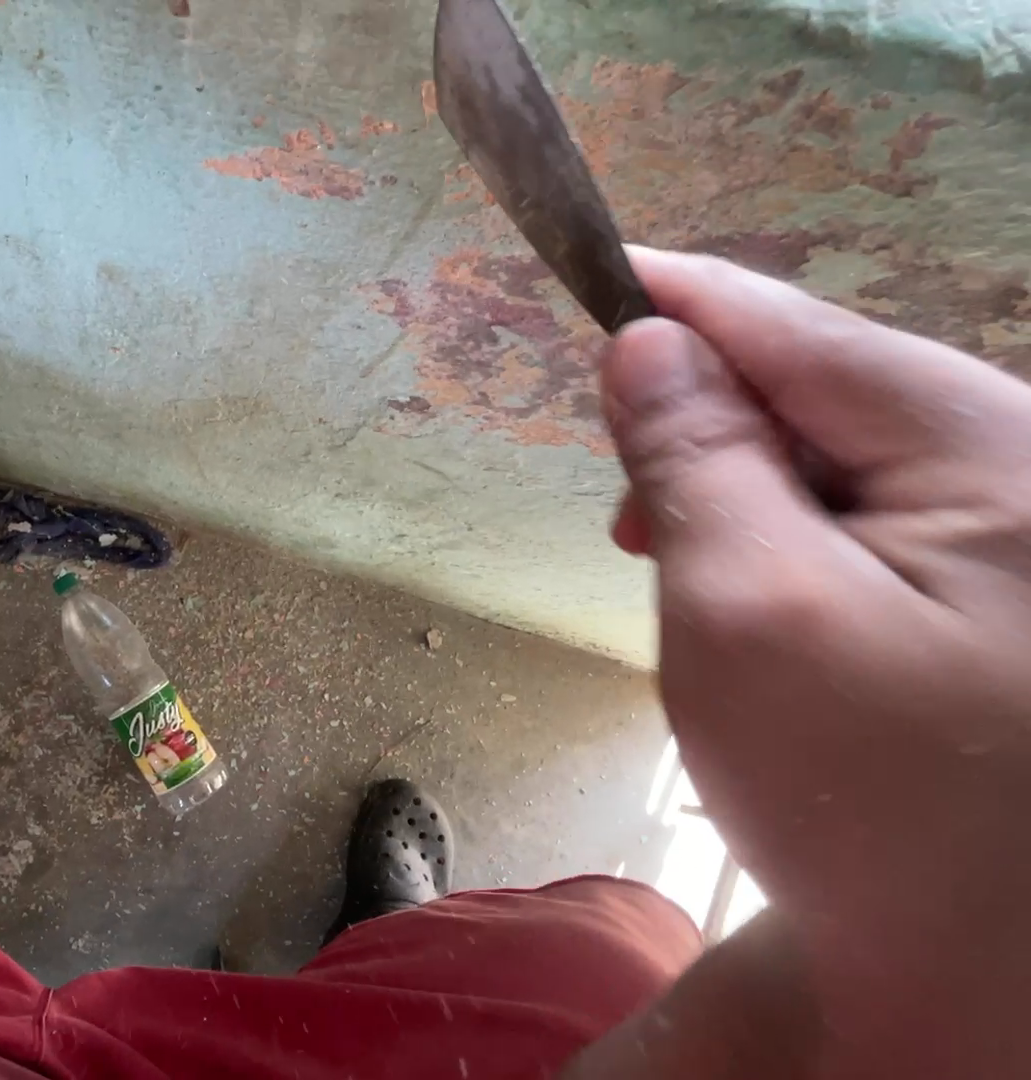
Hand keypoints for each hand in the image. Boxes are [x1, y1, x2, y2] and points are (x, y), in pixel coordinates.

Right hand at [570, 248, 1030, 1078]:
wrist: (983, 969)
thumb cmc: (855, 784)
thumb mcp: (743, 603)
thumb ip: (696, 458)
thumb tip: (646, 344)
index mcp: (1005, 461)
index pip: (806, 334)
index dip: (690, 296)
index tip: (601, 265)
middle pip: (825, 392)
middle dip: (702, 424)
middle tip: (626, 515)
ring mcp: (1027, 533)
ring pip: (835, 454)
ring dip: (730, 485)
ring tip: (668, 559)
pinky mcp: (999, 583)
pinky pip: (860, 510)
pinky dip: (772, 526)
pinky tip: (739, 581)